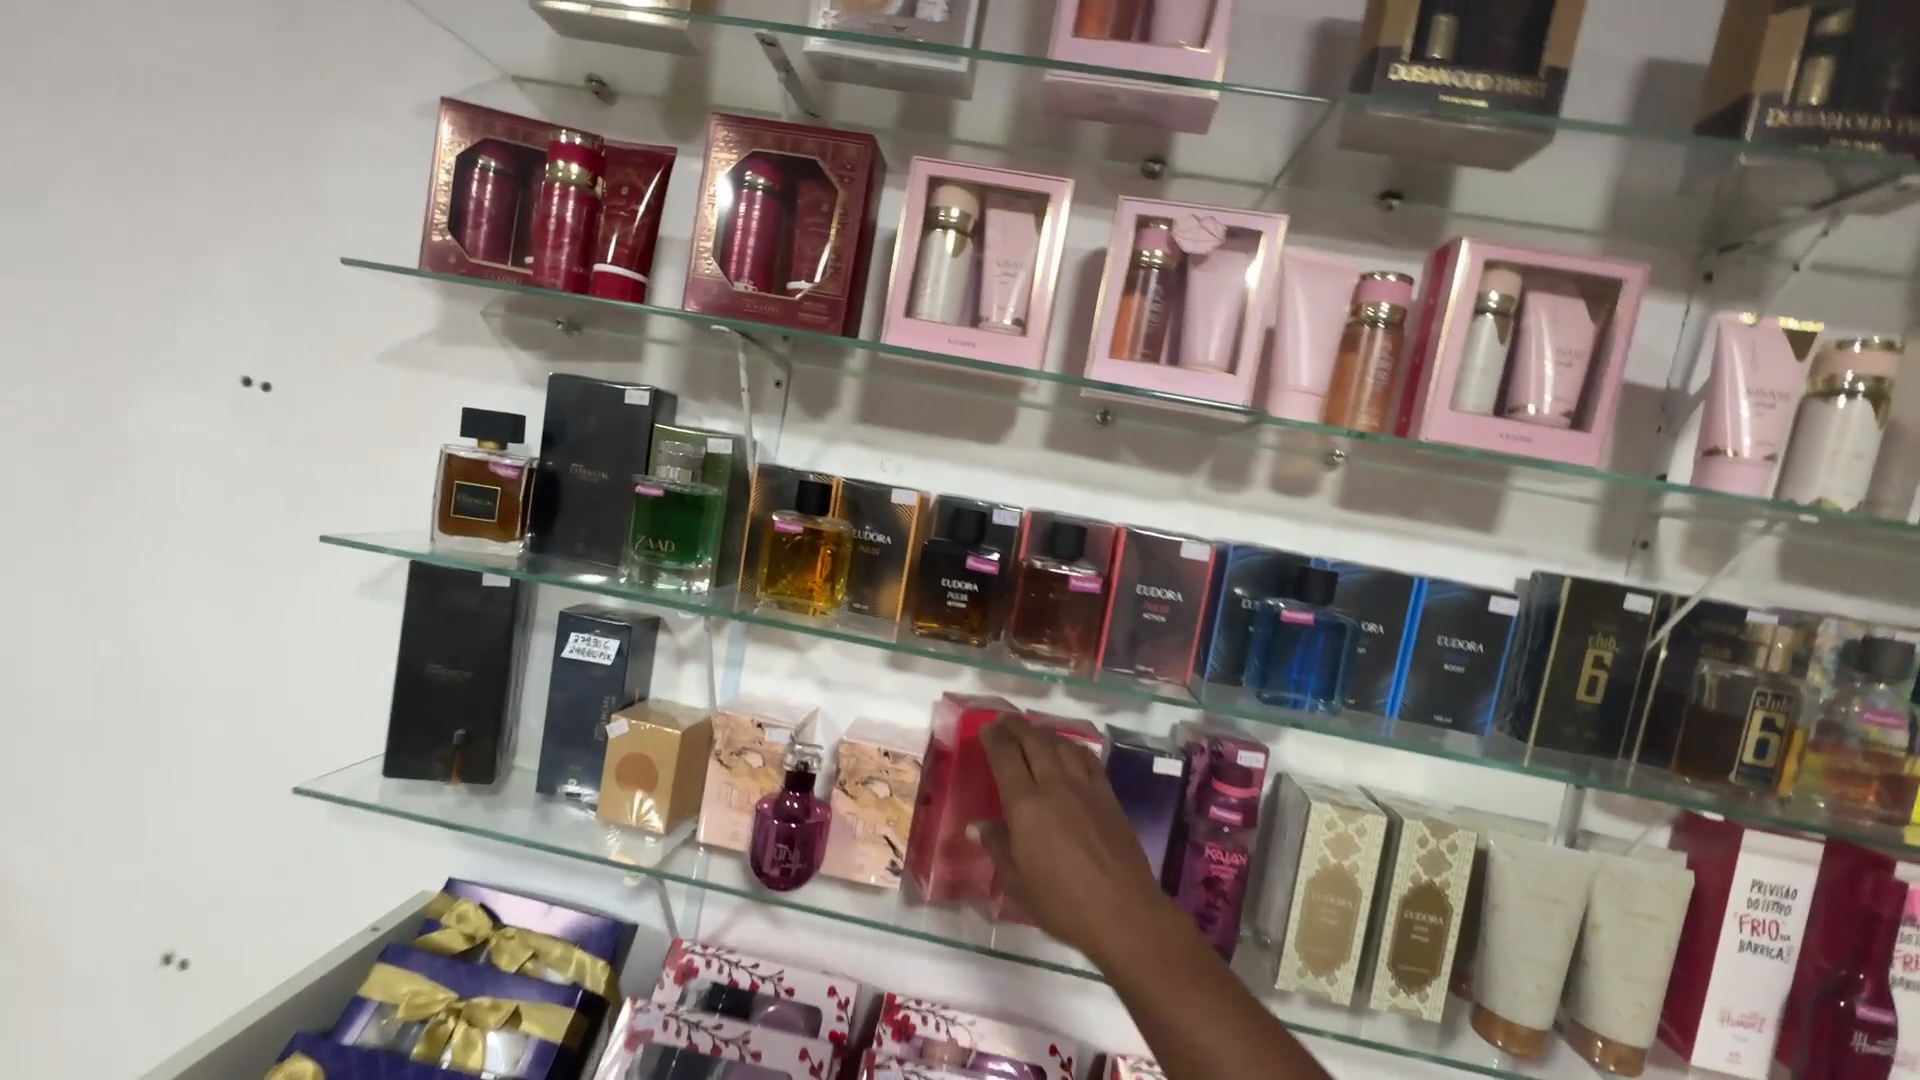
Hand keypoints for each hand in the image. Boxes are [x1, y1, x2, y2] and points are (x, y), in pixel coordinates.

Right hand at [972, 717, 1177, 963]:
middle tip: (1005, 723)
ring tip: (1033, 731)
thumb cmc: (1061, 902)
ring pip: (1062, 746)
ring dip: (1044, 733)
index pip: (1006, 757)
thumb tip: (976, 825)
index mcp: (1026, 805)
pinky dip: (1074, 748)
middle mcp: (1055, 786)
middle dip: (1017, 728)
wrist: (1122, 911)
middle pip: (1034, 743)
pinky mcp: (1109, 797)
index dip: (994, 739)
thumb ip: (997, 845)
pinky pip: (1089, 760)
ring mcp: (1085, 788)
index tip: (985, 729)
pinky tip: (1070, 750)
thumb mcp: (1017, 881)